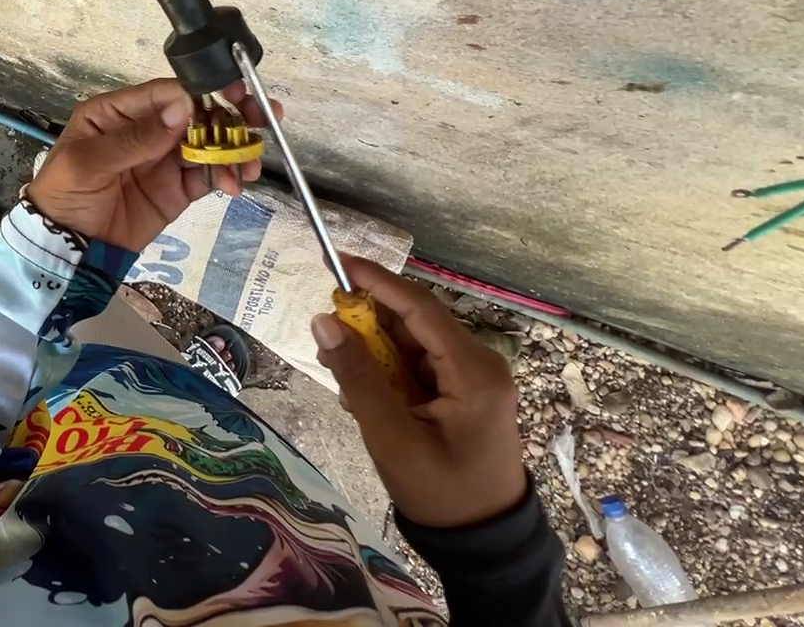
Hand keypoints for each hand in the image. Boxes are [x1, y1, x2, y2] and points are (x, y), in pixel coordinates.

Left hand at [26, 78, 274, 250]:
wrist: (64, 252)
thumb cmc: (63, 197)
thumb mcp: (87, 164)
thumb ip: (135, 139)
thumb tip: (183, 108)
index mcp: (115, 113)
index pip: (163, 94)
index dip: (198, 93)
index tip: (232, 95)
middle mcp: (143, 130)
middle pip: (193, 114)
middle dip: (229, 115)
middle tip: (262, 116)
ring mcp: (162, 160)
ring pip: (208, 144)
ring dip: (234, 148)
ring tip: (251, 162)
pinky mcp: (176, 190)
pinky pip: (207, 175)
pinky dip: (226, 176)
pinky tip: (236, 183)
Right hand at [313, 258, 525, 527]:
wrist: (480, 544)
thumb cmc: (440, 490)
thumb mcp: (390, 435)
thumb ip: (356, 375)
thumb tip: (322, 320)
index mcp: (473, 371)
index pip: (418, 306)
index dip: (375, 279)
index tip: (334, 260)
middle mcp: (476, 364)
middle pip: (411, 320)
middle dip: (363, 320)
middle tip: (323, 331)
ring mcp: (469, 377)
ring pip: (407, 340)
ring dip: (368, 347)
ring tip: (335, 368)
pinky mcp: (457, 391)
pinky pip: (411, 362)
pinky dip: (381, 368)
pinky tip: (358, 389)